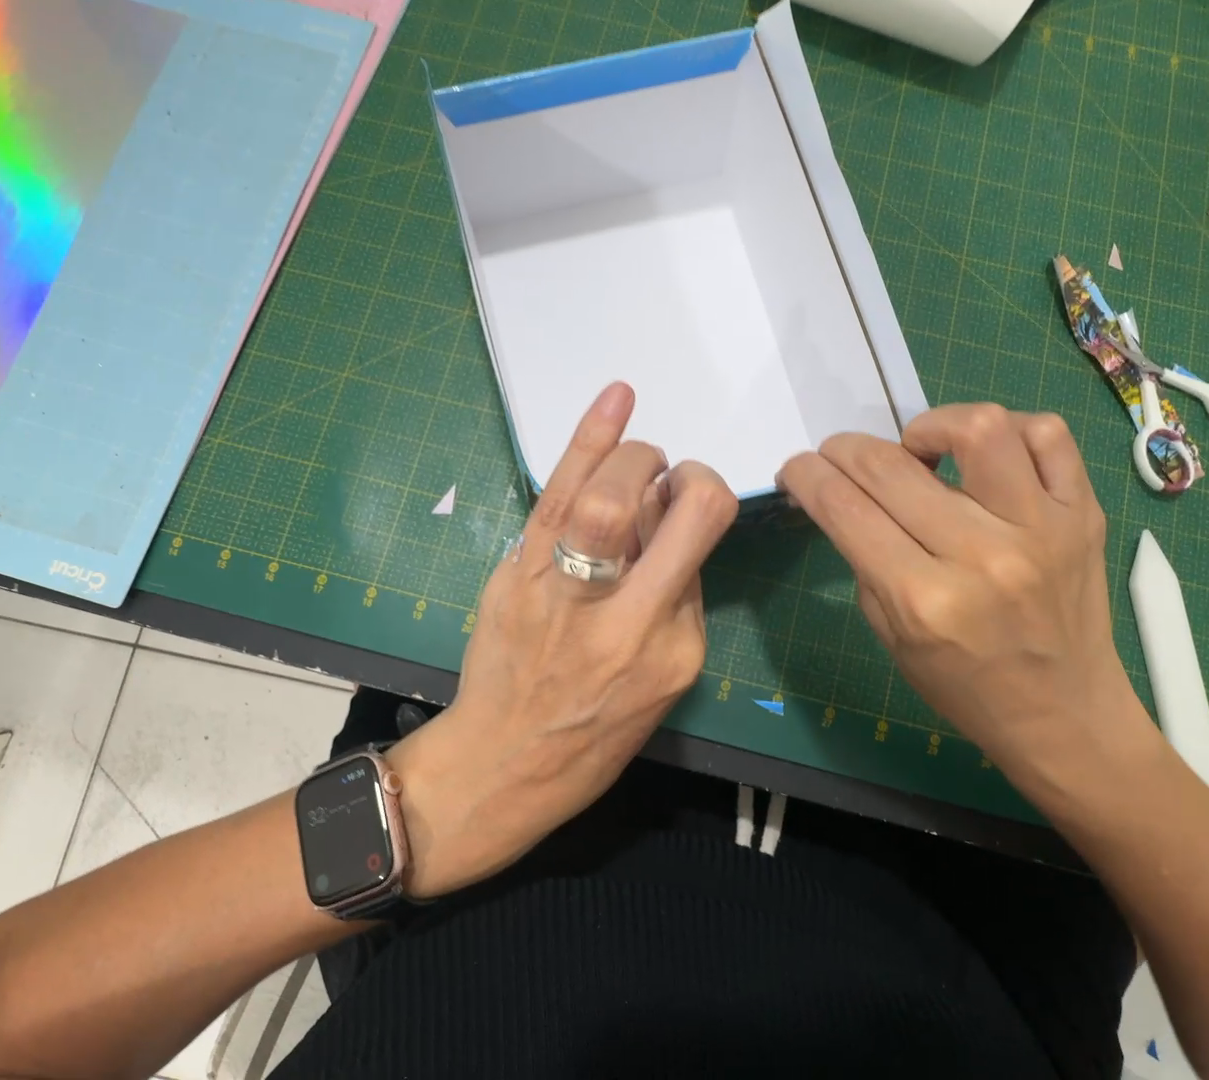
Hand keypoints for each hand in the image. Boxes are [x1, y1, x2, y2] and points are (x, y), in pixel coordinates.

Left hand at [386, 382, 738, 898]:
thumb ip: (675, 596)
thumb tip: (670, 516)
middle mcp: (622, 617)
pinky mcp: (512, 578)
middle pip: (664, 506)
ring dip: (628, 455)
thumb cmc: (594, 737)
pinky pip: (552, 498)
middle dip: (669, 469)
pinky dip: (586, 442)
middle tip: (659, 477)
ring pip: (601, 496)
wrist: (504, 767)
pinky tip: (615, 400)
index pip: (704, 529)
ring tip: (638, 453)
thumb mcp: (663, 679)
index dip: (701, 493)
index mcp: (671, 646)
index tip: (683, 499)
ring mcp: (559, 595)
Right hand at [777, 404, 1141, 779]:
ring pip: (979, 429)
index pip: (845, 508)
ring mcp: (1041, 528)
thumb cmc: (966, 686)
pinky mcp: (1082, 514)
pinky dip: (1008, 430)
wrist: (1064, 715)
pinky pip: (1048, 436)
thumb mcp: (891, 638)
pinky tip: (984, 458)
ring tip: (919, 450)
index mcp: (924, 600)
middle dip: (843, 450)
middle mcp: (981, 556)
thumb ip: (866, 562)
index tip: (797, 469)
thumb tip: (842, 499)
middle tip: (838, 457)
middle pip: (890, 466)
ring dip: (929, 426)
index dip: (807, 476)